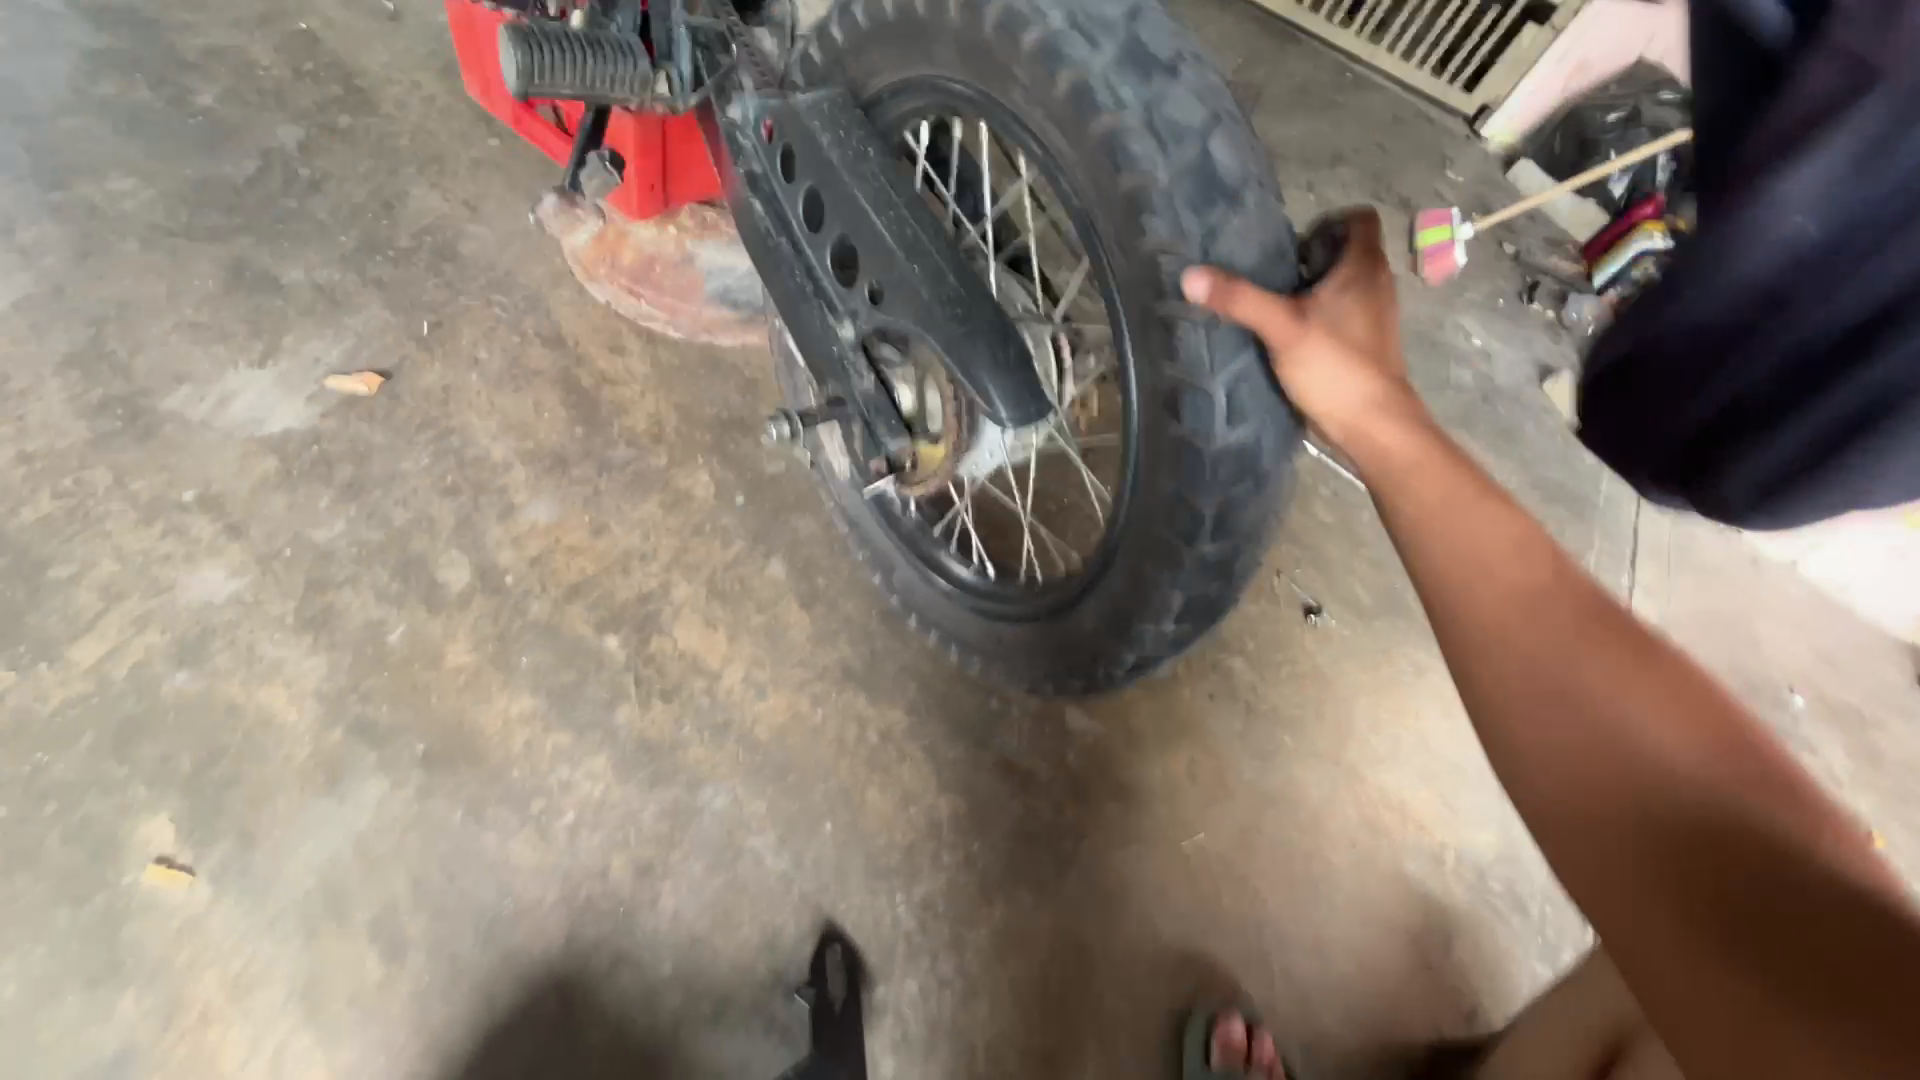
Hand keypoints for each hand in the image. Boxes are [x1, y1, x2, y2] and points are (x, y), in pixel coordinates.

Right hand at [1182, 208, 1426, 455]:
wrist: (1372, 423)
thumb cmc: (1334, 365)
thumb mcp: (1280, 327)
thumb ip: (1238, 300)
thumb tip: (1190, 275)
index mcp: (1364, 267)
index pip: (1359, 219)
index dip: (1327, 222)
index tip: (1292, 247)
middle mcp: (1376, 284)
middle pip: (1346, 253)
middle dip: (1310, 259)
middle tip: (1273, 278)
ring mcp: (1373, 317)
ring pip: (1343, 287)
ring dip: (1312, 291)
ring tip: (1275, 308)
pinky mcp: (1364, 346)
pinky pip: (1341, 316)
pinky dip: (1318, 319)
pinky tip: (1288, 339)